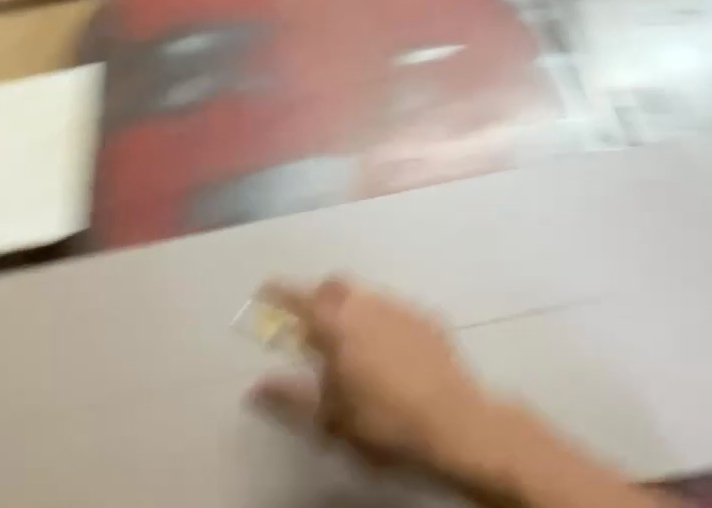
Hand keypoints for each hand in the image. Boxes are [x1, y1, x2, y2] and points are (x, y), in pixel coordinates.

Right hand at [249, 278, 508, 482]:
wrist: (455, 425)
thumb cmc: (383, 424)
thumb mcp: (329, 419)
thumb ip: (289, 397)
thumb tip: (256, 386)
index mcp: (336, 325)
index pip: (298, 297)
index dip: (279, 292)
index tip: (265, 291)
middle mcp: (367, 305)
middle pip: (334, 286)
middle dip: (318, 298)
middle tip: (311, 324)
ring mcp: (401, 307)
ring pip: (367, 297)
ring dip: (352, 310)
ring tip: (351, 343)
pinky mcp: (428, 318)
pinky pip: (395, 311)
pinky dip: (383, 323)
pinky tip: (389, 352)